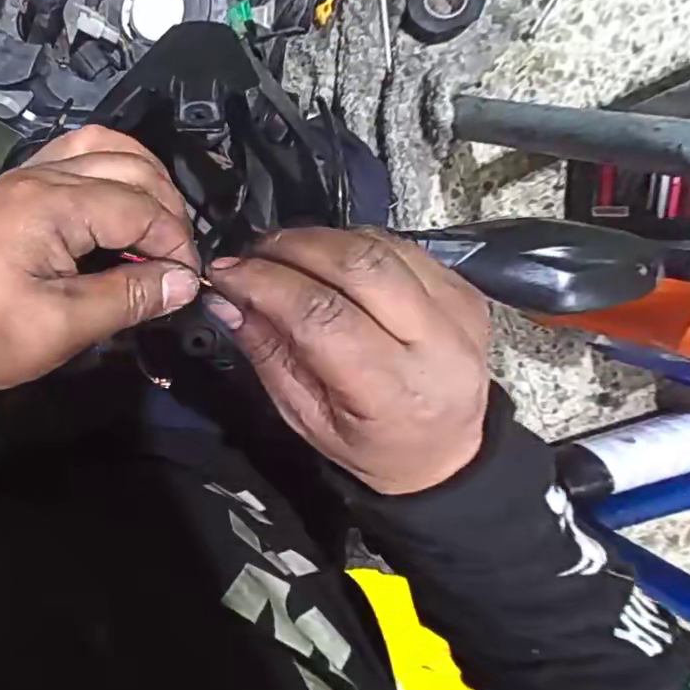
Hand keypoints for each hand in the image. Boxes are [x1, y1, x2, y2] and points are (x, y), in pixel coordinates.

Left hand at [0, 126, 201, 390]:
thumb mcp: (60, 326)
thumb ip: (127, 298)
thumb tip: (183, 282)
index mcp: (48, 205)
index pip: (139, 205)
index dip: (173, 243)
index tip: (186, 282)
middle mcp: (35, 178)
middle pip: (128, 167)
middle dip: (164, 210)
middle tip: (173, 261)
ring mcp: (20, 180)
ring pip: (101, 151)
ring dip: (139, 181)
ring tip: (154, 228)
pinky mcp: (11, 194)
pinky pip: (70, 162)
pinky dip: (105, 176)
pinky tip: (114, 210)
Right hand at [204, 228, 491, 494]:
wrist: (444, 449)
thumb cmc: (367, 442)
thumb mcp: (301, 415)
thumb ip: (265, 353)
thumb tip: (226, 302)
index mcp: (390, 391)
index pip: (320, 315)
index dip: (265, 283)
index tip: (225, 273)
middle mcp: (436, 344)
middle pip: (356, 266)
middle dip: (290, 249)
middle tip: (249, 255)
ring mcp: (456, 310)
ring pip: (378, 247)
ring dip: (316, 240)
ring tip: (278, 253)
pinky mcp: (463, 288)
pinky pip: (398, 245)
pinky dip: (348, 242)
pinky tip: (321, 258)